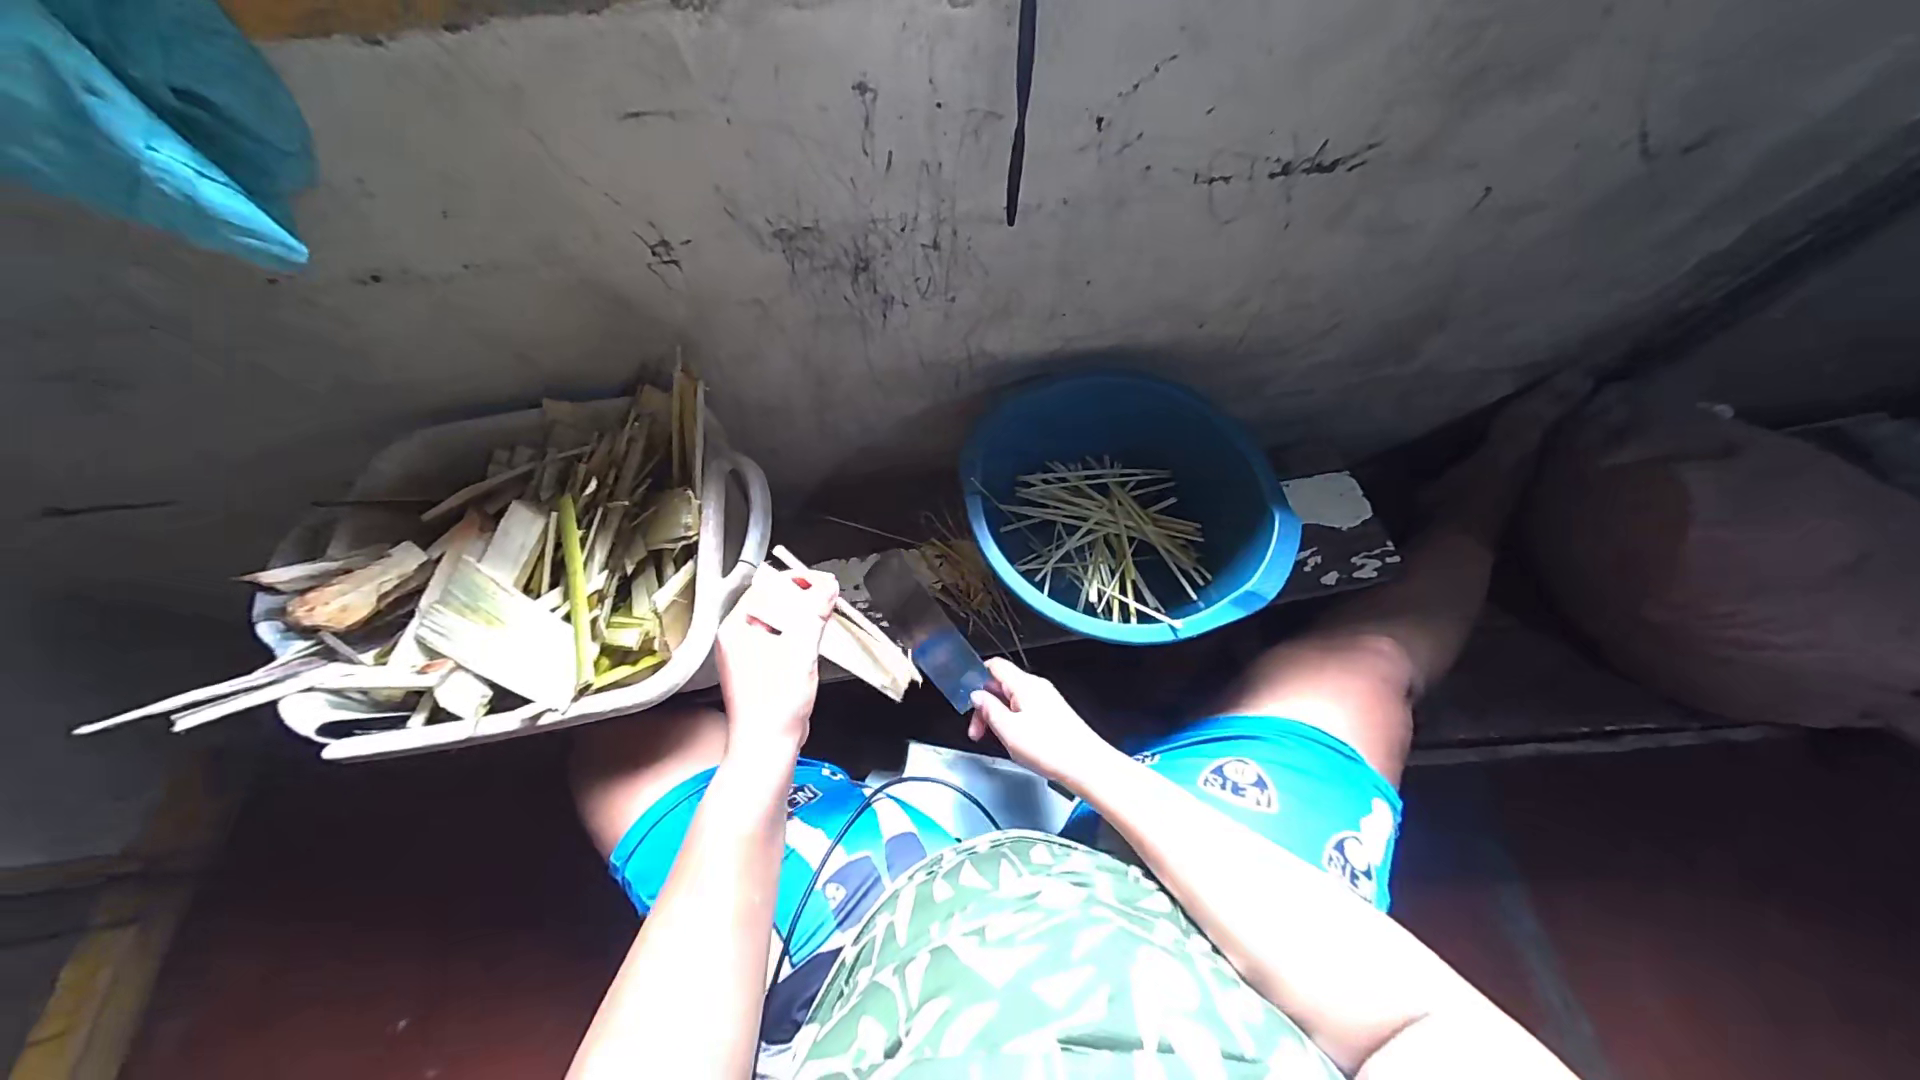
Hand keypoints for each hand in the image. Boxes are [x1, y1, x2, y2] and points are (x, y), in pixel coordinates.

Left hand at [716, 565, 838, 750]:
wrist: (767, 744)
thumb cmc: (775, 704)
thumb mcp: (801, 648)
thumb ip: (814, 612)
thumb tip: (827, 587)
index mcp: (736, 628)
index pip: (766, 587)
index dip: (797, 580)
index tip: (821, 581)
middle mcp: (736, 639)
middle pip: (771, 602)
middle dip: (801, 596)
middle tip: (826, 595)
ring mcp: (746, 655)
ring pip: (776, 621)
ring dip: (801, 615)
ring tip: (822, 614)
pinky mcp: (759, 669)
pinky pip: (779, 640)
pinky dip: (797, 634)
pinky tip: (812, 641)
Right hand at [967, 658, 1113, 785]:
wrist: (1086, 765)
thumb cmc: (1051, 748)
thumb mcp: (1008, 730)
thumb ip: (988, 709)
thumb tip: (976, 696)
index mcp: (1024, 684)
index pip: (994, 666)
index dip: (977, 678)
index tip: (969, 699)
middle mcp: (1037, 687)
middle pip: (1002, 684)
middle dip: (986, 705)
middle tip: (978, 730)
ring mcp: (1047, 700)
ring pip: (1013, 699)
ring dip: (999, 716)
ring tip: (999, 739)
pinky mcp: (1054, 714)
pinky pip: (1026, 710)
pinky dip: (1014, 722)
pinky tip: (1016, 742)